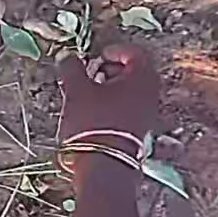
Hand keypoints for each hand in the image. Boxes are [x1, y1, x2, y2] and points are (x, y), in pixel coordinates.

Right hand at [58, 42, 161, 171]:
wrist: (103, 166)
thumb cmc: (93, 122)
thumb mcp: (77, 90)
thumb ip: (72, 68)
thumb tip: (67, 55)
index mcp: (142, 78)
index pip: (135, 53)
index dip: (115, 50)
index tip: (97, 55)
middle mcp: (150, 95)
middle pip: (134, 72)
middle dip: (111, 69)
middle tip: (91, 73)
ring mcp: (146, 115)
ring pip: (130, 92)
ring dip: (110, 88)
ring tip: (88, 94)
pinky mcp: (138, 132)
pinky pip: (128, 108)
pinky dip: (113, 104)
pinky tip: (93, 112)